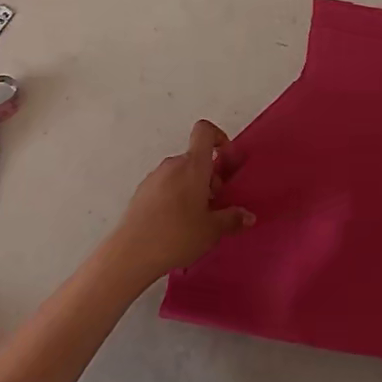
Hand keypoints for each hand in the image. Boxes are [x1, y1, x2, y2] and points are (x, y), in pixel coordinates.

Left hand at [98, 120, 254, 287]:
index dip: (218, 137)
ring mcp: (154, 177)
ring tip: (197, 218)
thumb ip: (232, 219)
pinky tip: (177, 223)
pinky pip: (165, 185)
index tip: (226, 158)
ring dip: (192, 188)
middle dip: (209, 177)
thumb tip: (247, 216)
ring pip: (180, 173)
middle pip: (195, 159)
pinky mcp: (142, 191)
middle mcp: (172, 165)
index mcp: (192, 166)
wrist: (134, 250)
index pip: (204, 131)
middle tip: (216, 205)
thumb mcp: (212, 230)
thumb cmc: (178, 235)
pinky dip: (176, 195)